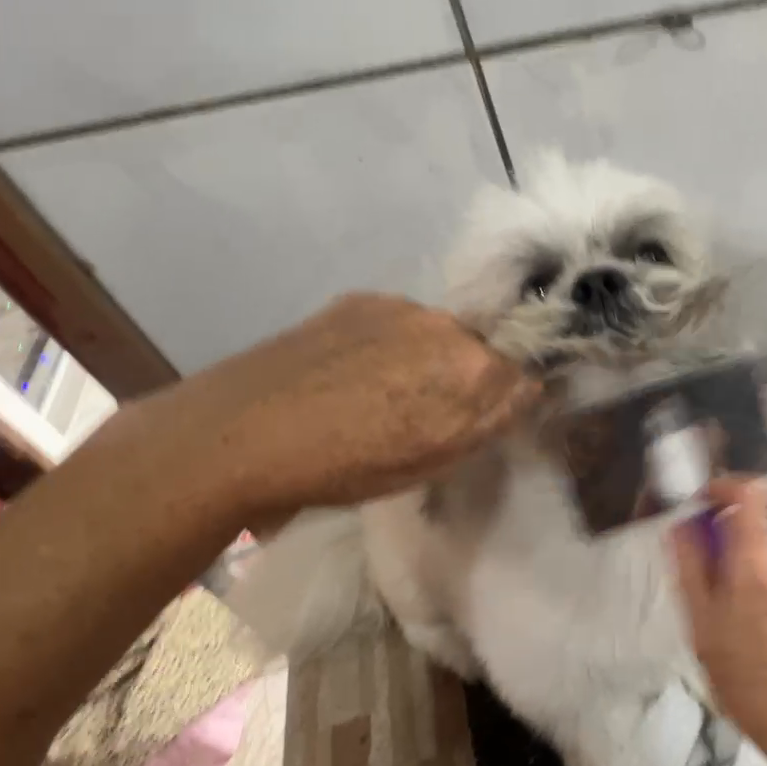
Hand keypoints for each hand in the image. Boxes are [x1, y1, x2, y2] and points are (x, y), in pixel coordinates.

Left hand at [105, 295, 539, 521]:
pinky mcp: (358, 299)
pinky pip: (397, 322)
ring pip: (438, 334)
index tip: (492, 416)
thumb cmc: (347, 466)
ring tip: (383, 393)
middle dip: (471, 375)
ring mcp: (400, 307)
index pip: (526, 373)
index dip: (512, 396)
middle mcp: (448, 326)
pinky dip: (391, 343)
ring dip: (428, 358)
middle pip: (483, 348)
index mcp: (477, 370)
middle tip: (432, 412)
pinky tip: (354, 373)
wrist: (240, 433)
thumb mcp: (435, 460)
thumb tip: (523, 390)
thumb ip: (490, 420)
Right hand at [668, 479, 766, 761]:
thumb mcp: (701, 624)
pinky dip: (766, 586)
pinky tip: (759, 628)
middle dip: (727, 545)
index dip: (722, 488)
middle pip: (754, 527)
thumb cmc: (744, 676)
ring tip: (734, 619)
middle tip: (707, 590)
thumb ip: (690, 566)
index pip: (749, 492)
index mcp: (757, 560)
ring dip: (746, 568)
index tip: (701, 507)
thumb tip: (680, 525)